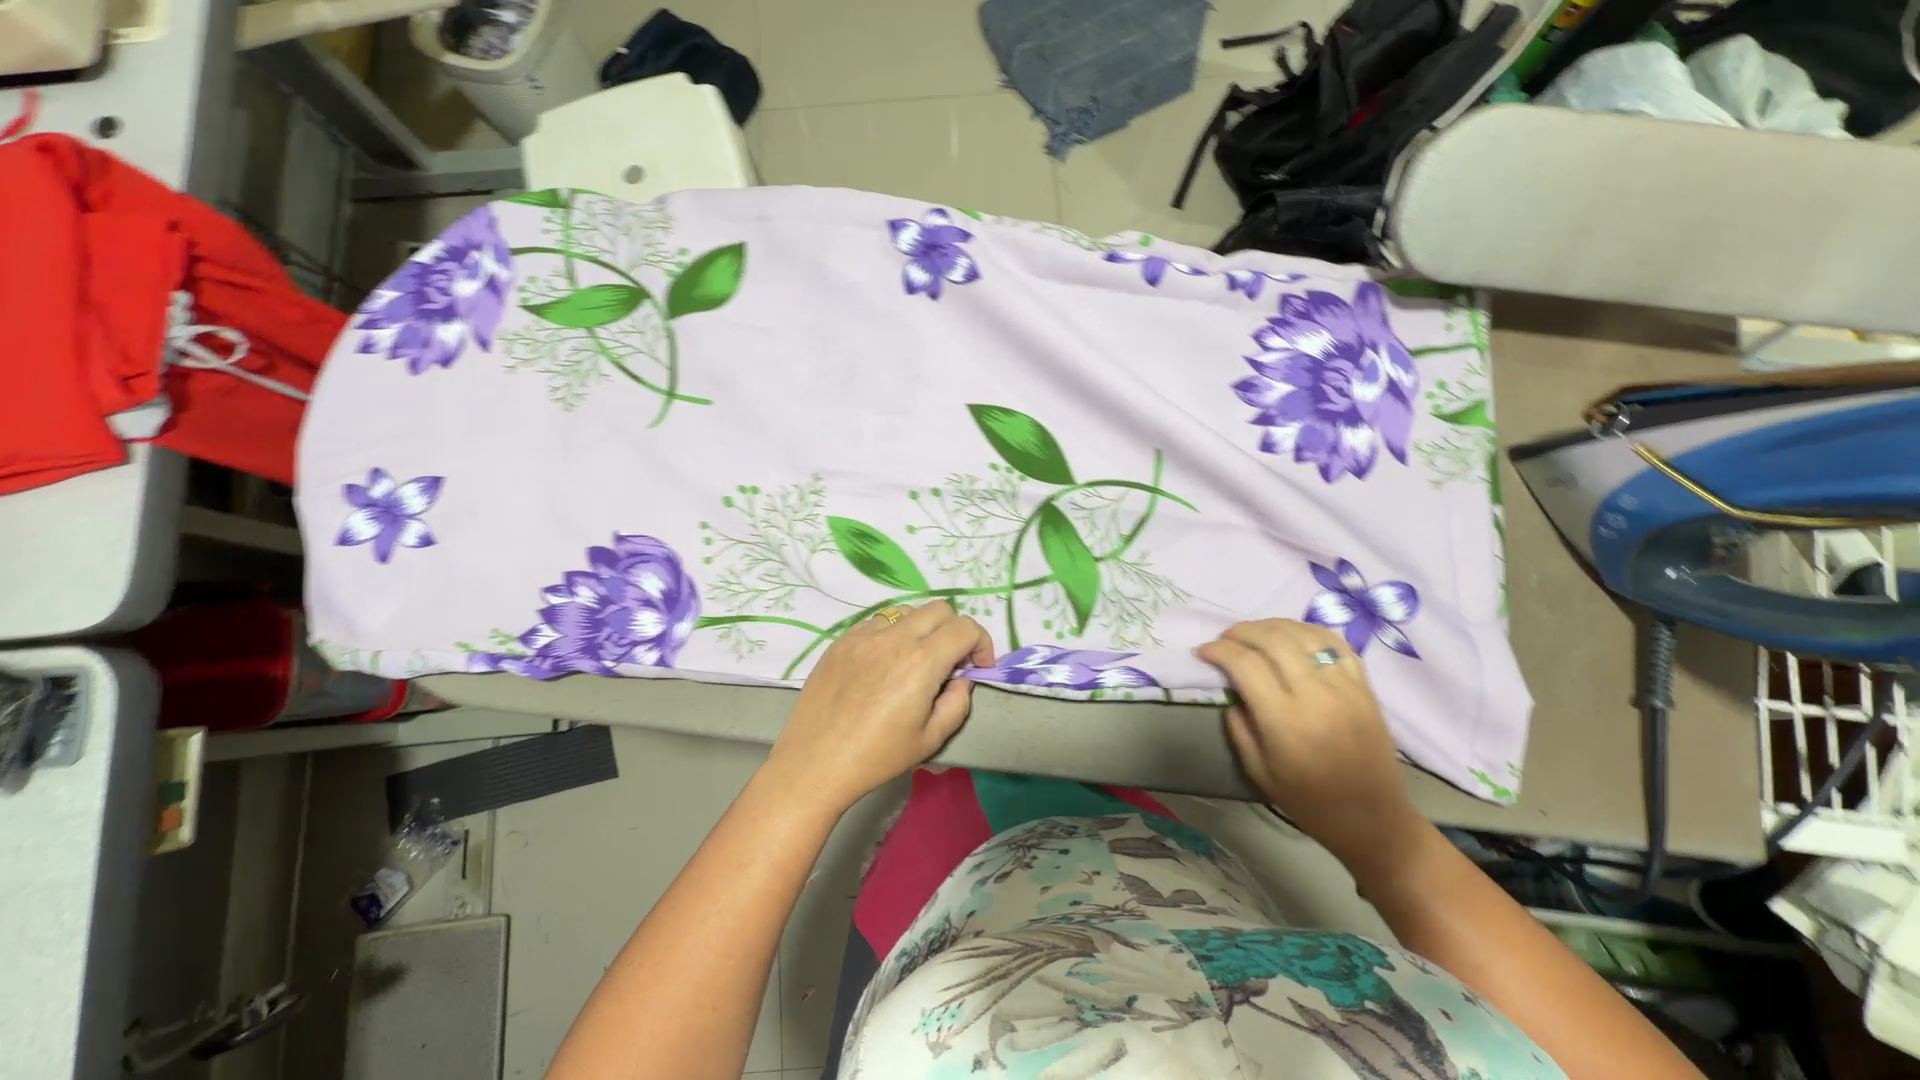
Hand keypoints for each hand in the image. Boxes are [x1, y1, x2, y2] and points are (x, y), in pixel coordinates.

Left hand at [764, 601, 993, 811]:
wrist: (815, 762)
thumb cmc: (877, 756)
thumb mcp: (931, 738)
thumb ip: (957, 702)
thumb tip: (960, 679)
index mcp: (922, 661)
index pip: (965, 628)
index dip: (981, 644)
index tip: (977, 667)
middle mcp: (894, 637)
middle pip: (939, 610)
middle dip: (955, 631)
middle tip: (950, 663)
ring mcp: (863, 635)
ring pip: (906, 612)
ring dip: (922, 629)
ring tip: (915, 662)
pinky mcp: (841, 640)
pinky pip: (876, 623)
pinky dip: (891, 635)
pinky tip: (882, 665)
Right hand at [1195, 619, 1424, 869]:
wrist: (1372, 818)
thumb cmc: (1309, 802)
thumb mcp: (1259, 772)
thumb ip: (1240, 727)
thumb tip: (1232, 692)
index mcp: (1285, 721)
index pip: (1245, 665)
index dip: (1219, 651)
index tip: (1203, 651)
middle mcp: (1316, 696)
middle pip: (1273, 640)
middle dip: (1242, 631)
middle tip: (1225, 638)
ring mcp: (1345, 687)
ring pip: (1304, 634)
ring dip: (1273, 626)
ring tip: (1255, 633)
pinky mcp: (1365, 687)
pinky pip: (1336, 644)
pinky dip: (1309, 631)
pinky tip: (1293, 635)